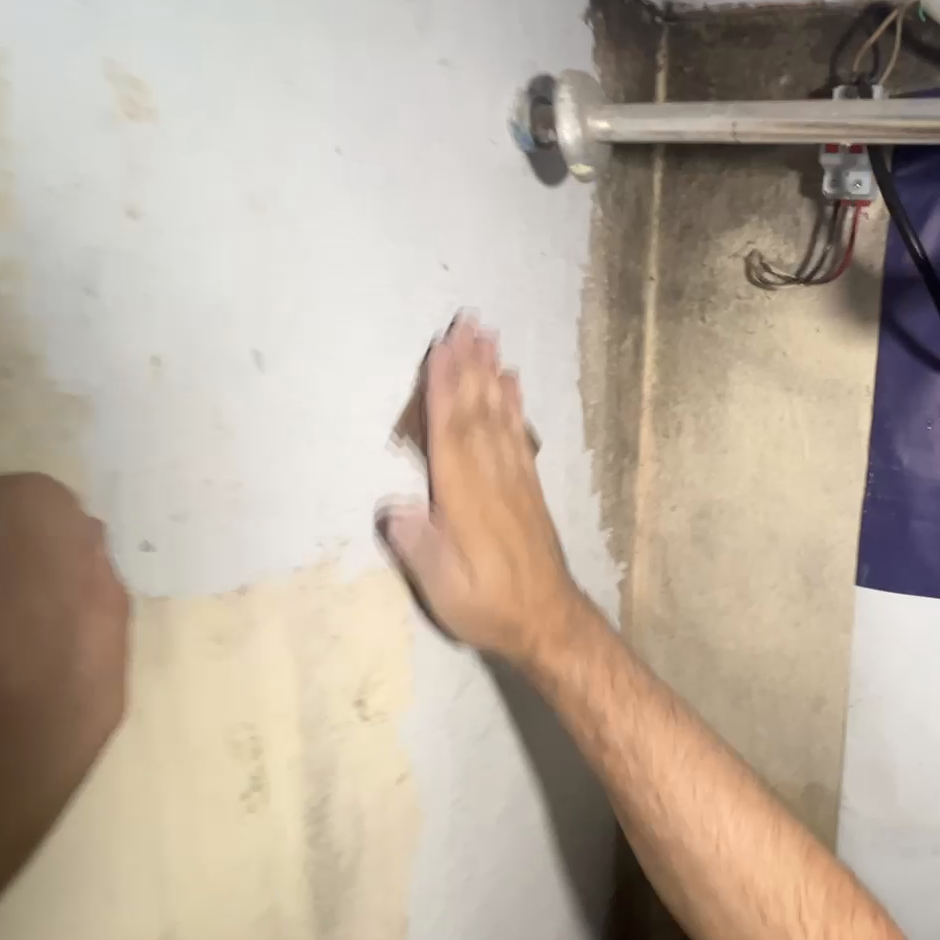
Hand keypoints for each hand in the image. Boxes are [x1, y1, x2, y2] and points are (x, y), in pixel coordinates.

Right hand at [382, 316, 587, 663]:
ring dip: (492, 375)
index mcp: (465, 499)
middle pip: (477, 412)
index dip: (444, 389)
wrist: (548, 618)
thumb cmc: (489, 606)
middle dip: (470, 366)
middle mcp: (492, 478)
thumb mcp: (443, 589)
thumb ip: (418, 546)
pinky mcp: (529, 488)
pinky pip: (521, 436)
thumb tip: (392, 506)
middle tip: (469, 322)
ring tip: (489, 338)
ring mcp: (515, 480)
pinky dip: (515, 406)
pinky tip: (512, 384)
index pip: (450, 433)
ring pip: (500, 417)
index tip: (441, 348)